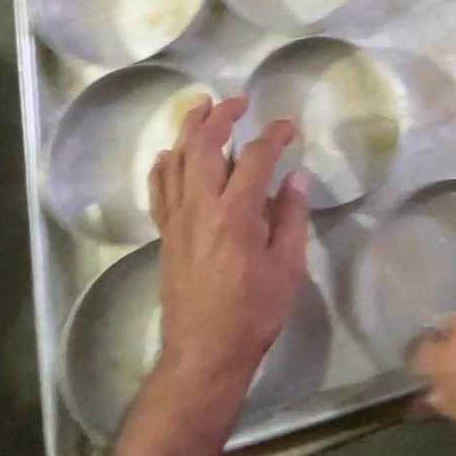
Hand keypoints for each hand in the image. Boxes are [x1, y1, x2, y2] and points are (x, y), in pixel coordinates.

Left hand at [147, 95, 311, 384]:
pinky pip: (160, 189)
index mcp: (236, 213)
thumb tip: (295, 176)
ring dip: (188, 130)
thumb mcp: (287, 265)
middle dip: (219, 116)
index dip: (273, 136)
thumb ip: (290, 215)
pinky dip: (164, 166)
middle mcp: (201, 207)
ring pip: (176, 161)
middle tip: (237, 101)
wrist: (204, 353)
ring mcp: (178, 220)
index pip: (256, 158)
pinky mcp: (166, 234)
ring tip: (200, 107)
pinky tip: (169, 154)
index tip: (288, 128)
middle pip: (204, 146)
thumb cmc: (254, 311)